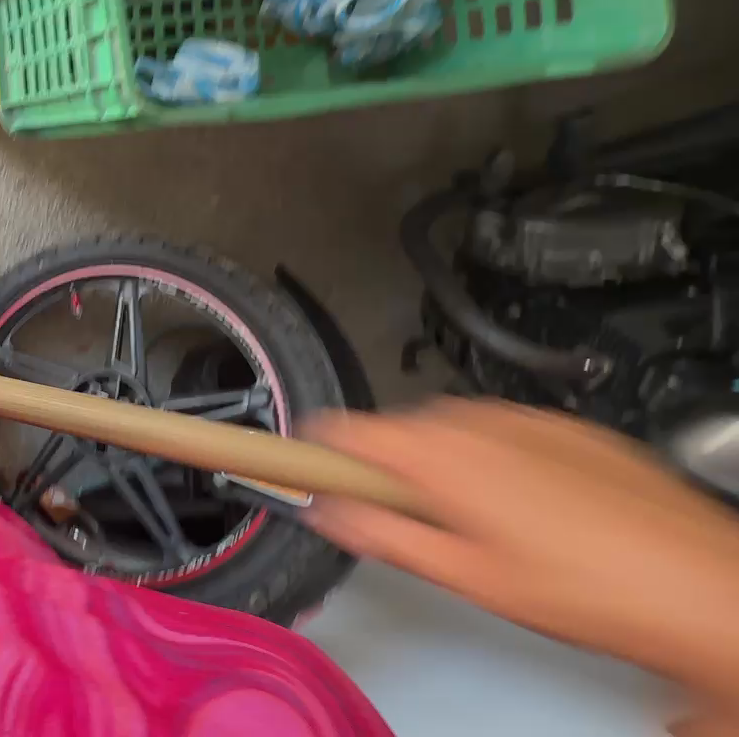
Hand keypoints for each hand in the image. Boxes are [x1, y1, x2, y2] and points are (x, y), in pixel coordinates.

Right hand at [305, 398, 738, 701]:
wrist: (719, 596)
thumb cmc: (592, 592)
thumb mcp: (462, 576)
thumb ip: (377, 534)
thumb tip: (324, 512)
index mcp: (432, 451)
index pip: (333, 425)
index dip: (315, 451)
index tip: (316, 477)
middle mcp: (470, 419)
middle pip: (391, 431)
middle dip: (391, 469)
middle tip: (418, 522)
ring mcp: (523, 418)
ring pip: (446, 430)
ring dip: (444, 464)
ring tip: (486, 522)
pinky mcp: (568, 427)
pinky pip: (502, 432)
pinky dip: (498, 459)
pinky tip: (536, 509)